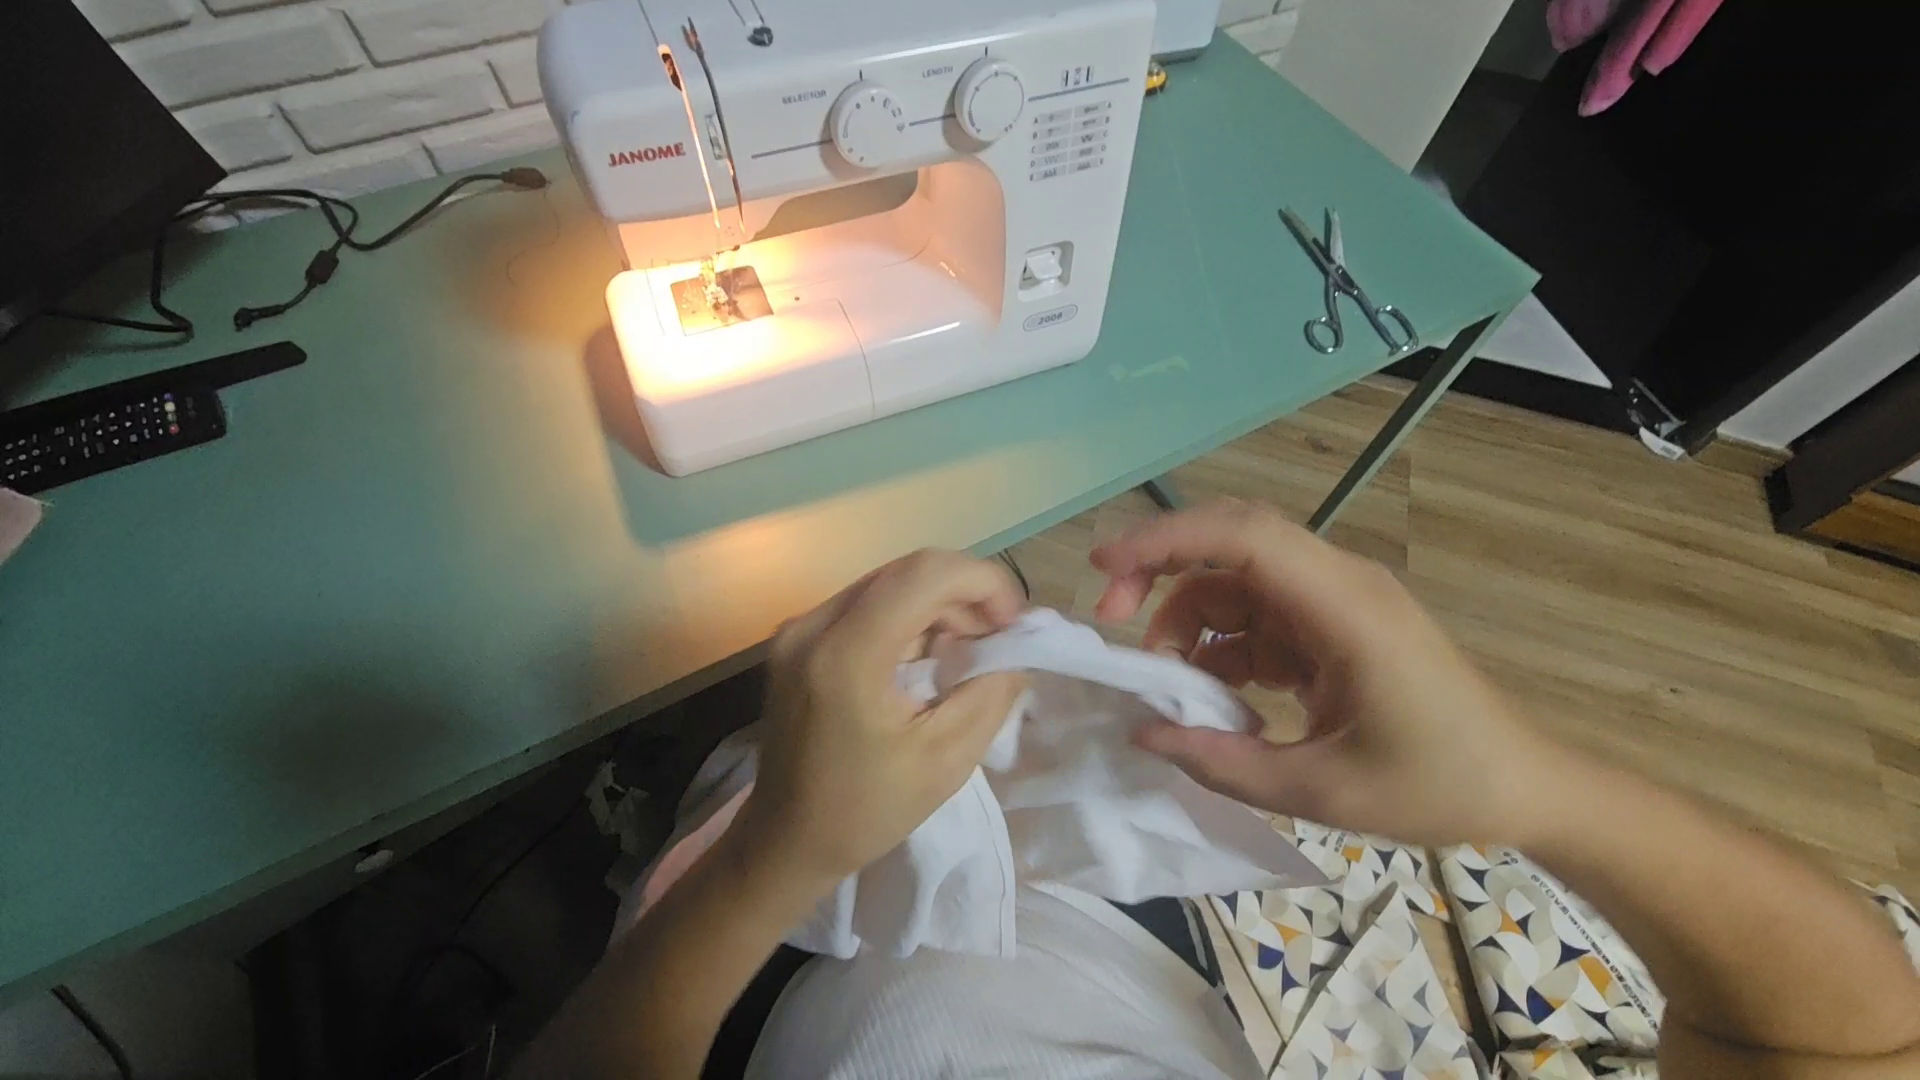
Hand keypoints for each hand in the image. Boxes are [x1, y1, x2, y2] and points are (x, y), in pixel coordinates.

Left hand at [739, 549, 1028, 886]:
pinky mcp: (798, 639)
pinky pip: (866, 604)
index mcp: (847, 655)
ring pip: (888, 583)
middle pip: (907, 572)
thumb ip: (991, 691)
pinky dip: (908, 617)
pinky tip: (929, 655)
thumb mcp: (947, 759)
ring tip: (968, 651)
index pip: (926, 575)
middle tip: (997, 638)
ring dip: (938, 604)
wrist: (785, 840)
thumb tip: (1018, 644)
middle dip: (965, 593)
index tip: (1014, 622)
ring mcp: (799, 629)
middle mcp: (814, 625)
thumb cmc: (866, 810)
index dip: (983, 582)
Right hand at [1092, 500, 1565, 848]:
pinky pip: (1254, 615)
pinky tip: (1217, 698)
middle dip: (1160, 568)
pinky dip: (1220, 647)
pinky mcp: (1329, 622)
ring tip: (1171, 688)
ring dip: (1188, 622)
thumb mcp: (1319, 790)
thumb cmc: (1437, 786)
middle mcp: (1336, 583)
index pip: (1242, 537)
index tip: (1102, 570)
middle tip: (1112, 616)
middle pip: (1230, 541)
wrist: (1524, 788)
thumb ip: (1221, 763)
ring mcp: (1333, 600)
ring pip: (1233, 582)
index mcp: (1344, 607)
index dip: (1165, 540)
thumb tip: (1141, 733)